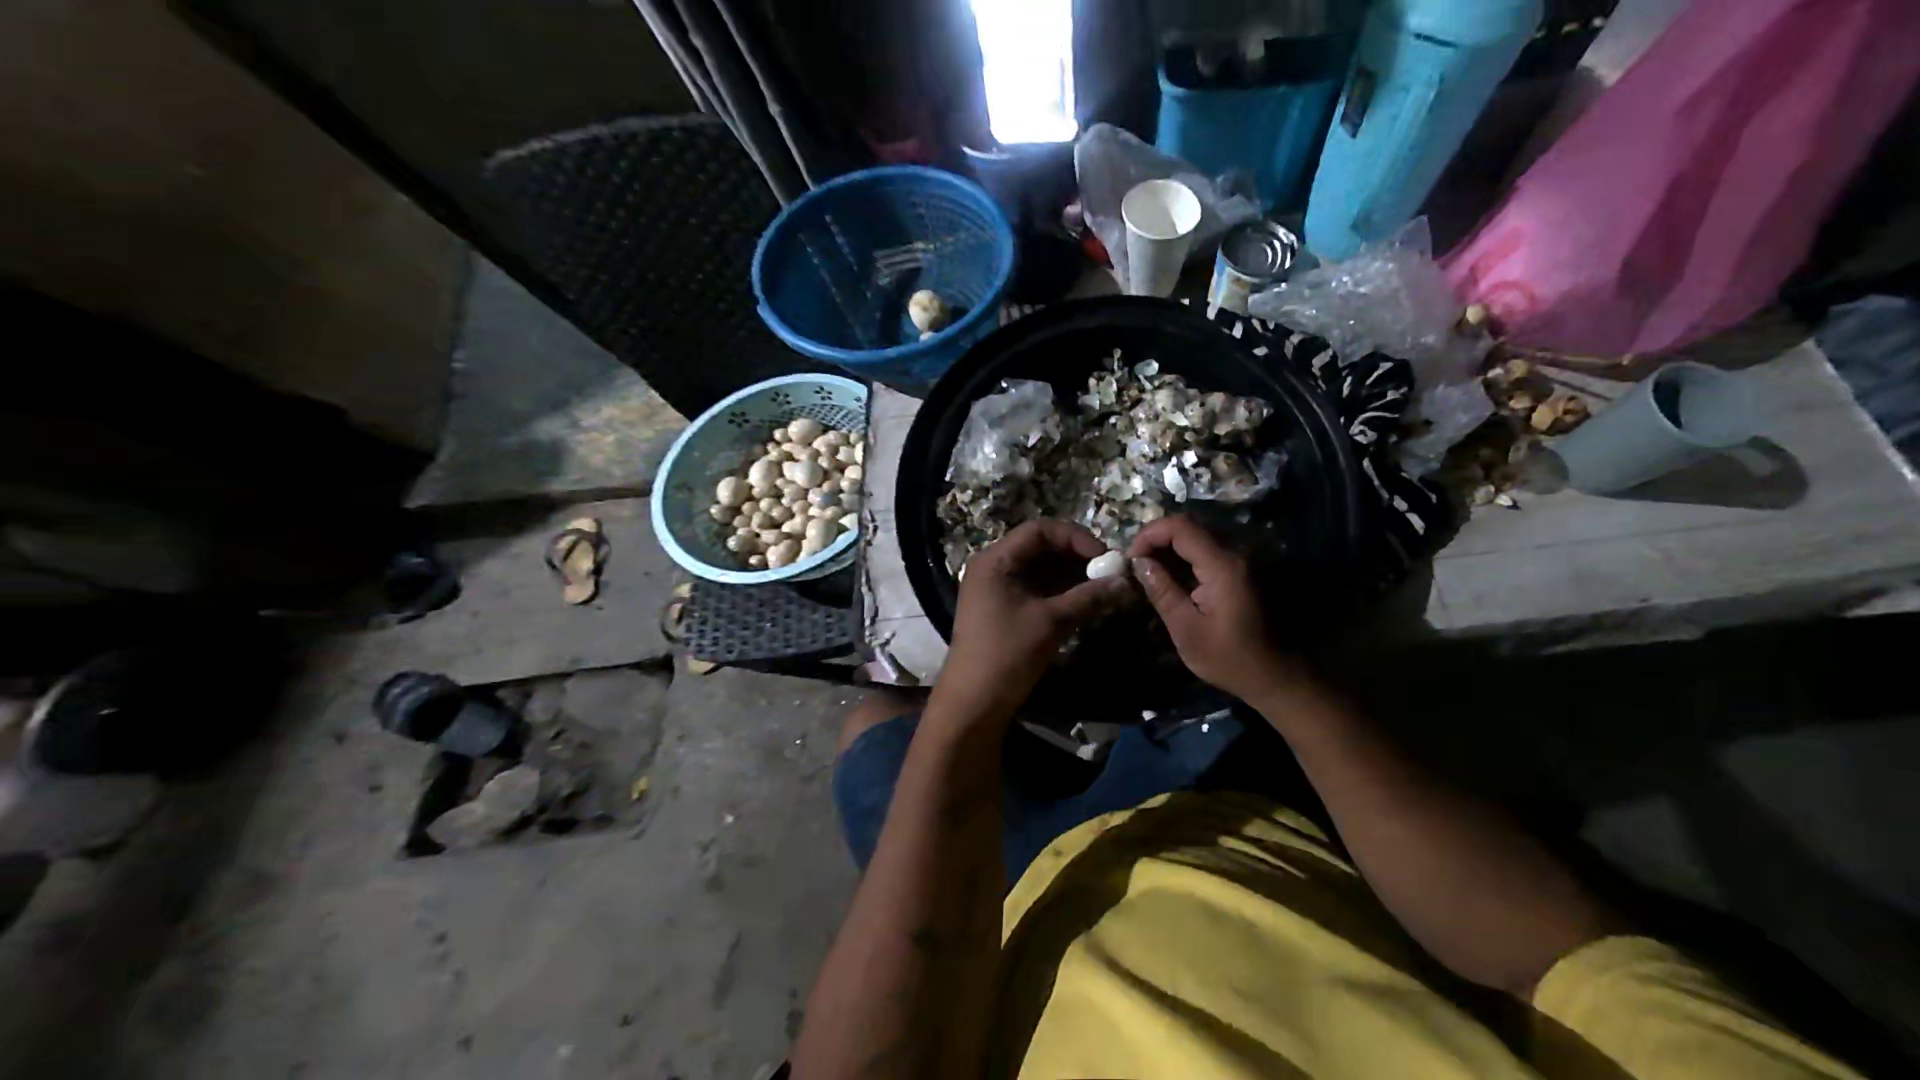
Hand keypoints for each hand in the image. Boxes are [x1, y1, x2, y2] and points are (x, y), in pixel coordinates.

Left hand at [937, 520, 1130, 720]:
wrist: (975, 700)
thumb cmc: (1008, 653)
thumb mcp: (1052, 621)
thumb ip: (1088, 597)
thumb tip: (1125, 582)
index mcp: (995, 560)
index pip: (1040, 530)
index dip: (1075, 538)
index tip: (1104, 557)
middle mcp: (993, 566)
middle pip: (1041, 548)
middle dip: (1077, 558)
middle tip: (1109, 573)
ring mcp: (998, 588)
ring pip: (1041, 569)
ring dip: (1072, 576)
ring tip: (1103, 588)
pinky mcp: (1005, 607)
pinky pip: (1037, 588)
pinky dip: (1061, 592)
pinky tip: (1086, 601)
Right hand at [1127, 515, 1305, 703]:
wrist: (1274, 676)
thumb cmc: (1228, 658)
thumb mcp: (1186, 629)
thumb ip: (1162, 591)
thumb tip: (1139, 563)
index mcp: (1222, 567)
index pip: (1180, 528)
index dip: (1149, 534)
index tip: (1131, 558)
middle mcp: (1234, 555)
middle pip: (1189, 527)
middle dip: (1156, 539)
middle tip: (1136, 563)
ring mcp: (1240, 562)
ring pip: (1197, 537)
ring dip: (1169, 547)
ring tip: (1148, 570)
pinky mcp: (1240, 572)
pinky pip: (1207, 552)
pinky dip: (1183, 558)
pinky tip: (1169, 577)